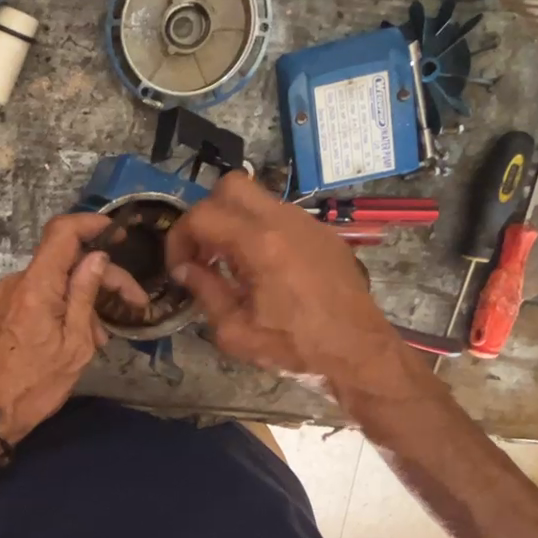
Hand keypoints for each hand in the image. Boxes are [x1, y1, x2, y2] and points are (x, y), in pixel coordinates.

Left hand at [0, 213, 146, 442]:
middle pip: (65, 259)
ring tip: (103, 335)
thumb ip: (85, 295)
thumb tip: (97, 258)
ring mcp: (8, 296)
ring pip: (56, 280)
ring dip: (85, 297)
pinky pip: (41, 296)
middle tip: (135, 302)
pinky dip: (65, 307)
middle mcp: (18, 282)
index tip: (118, 234)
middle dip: (103, 275)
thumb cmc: (36, 385)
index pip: (62, 232)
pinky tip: (82, 336)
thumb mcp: (74, 343)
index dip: (92, 224)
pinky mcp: (5, 310)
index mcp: (36, 286)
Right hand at [165, 175, 416, 392]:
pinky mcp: (323, 233)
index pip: (201, 216)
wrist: (358, 351)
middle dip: (206, 214)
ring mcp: (307, 223)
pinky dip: (258, 230)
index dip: (179, 240)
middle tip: (202, 252)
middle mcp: (283, 221)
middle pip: (230, 186)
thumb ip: (205, 291)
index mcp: (259, 244)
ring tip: (228, 262)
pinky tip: (260, 268)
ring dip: (233, 221)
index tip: (179, 269)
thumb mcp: (235, 330)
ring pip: (257, 197)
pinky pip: (280, 215)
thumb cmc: (294, 347)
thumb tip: (185, 270)